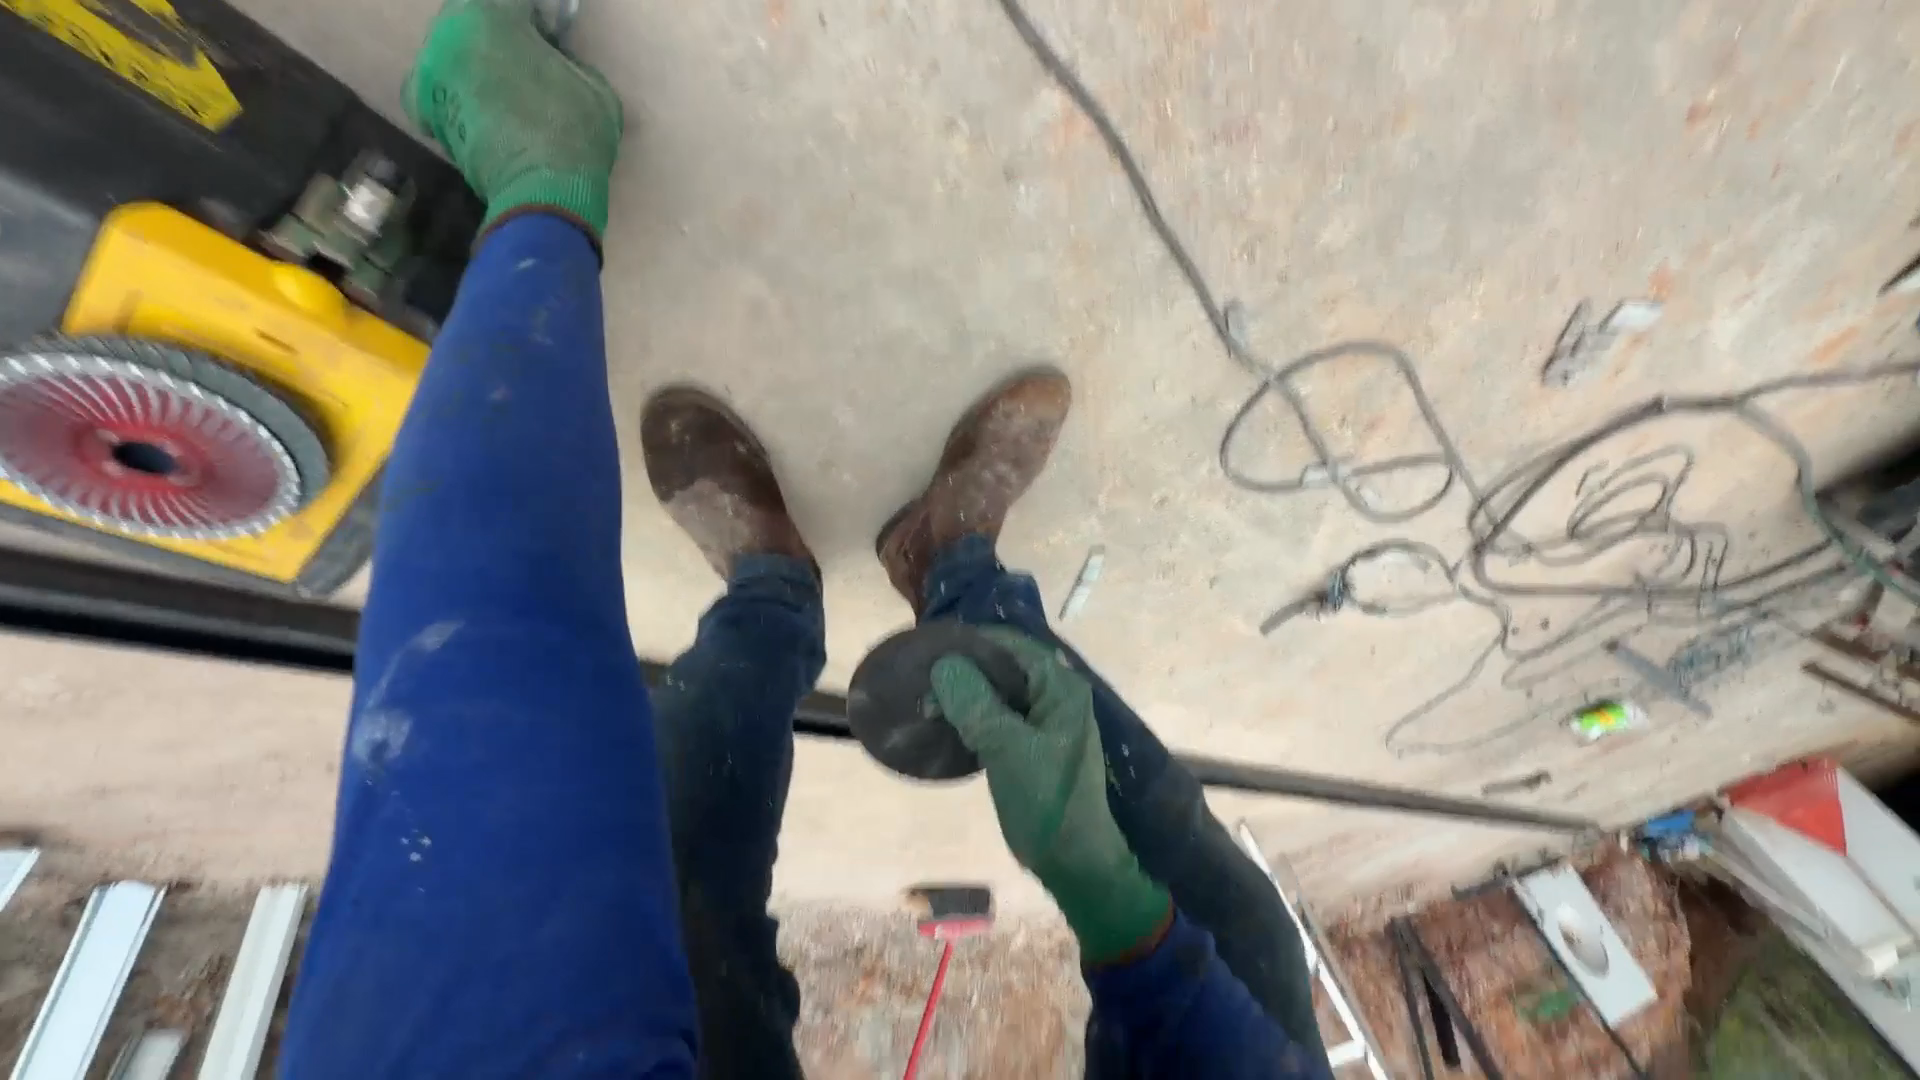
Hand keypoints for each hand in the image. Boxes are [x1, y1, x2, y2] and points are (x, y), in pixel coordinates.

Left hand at [404, 0, 624, 241]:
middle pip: (475, 23)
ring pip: (455, 57)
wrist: (543, 194)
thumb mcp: (596, 90)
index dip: (539, 21)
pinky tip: (486, 118)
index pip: (516, 3)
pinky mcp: (426, 112)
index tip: (553, 38)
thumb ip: (570, 62)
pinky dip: (461, 101)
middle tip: (529, 65)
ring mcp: (430, 73)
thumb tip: (558, 59)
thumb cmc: (575, 134)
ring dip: (478, 70)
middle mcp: (447, 33)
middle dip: (500, 40)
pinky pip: (443, 94)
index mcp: (489, 14)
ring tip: (508, 96)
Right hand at [931, 628, 1171, 963]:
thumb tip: (944, 664)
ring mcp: (1047, 722)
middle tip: (923, 679)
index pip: (1011, 645)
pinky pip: (1000, 717)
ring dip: (965, 695)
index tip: (930, 648)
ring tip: (927, 704)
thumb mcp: (1006, 747)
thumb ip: (975, 701)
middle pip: (1004, 666)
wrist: (1075, 862)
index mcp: (1060, 687)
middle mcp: (1056, 696)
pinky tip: (946, 726)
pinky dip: (974, 717)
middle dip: (964, 670)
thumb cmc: (1046, 800)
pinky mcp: (1034, 746)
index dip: (970, 642)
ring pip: (999, 693)